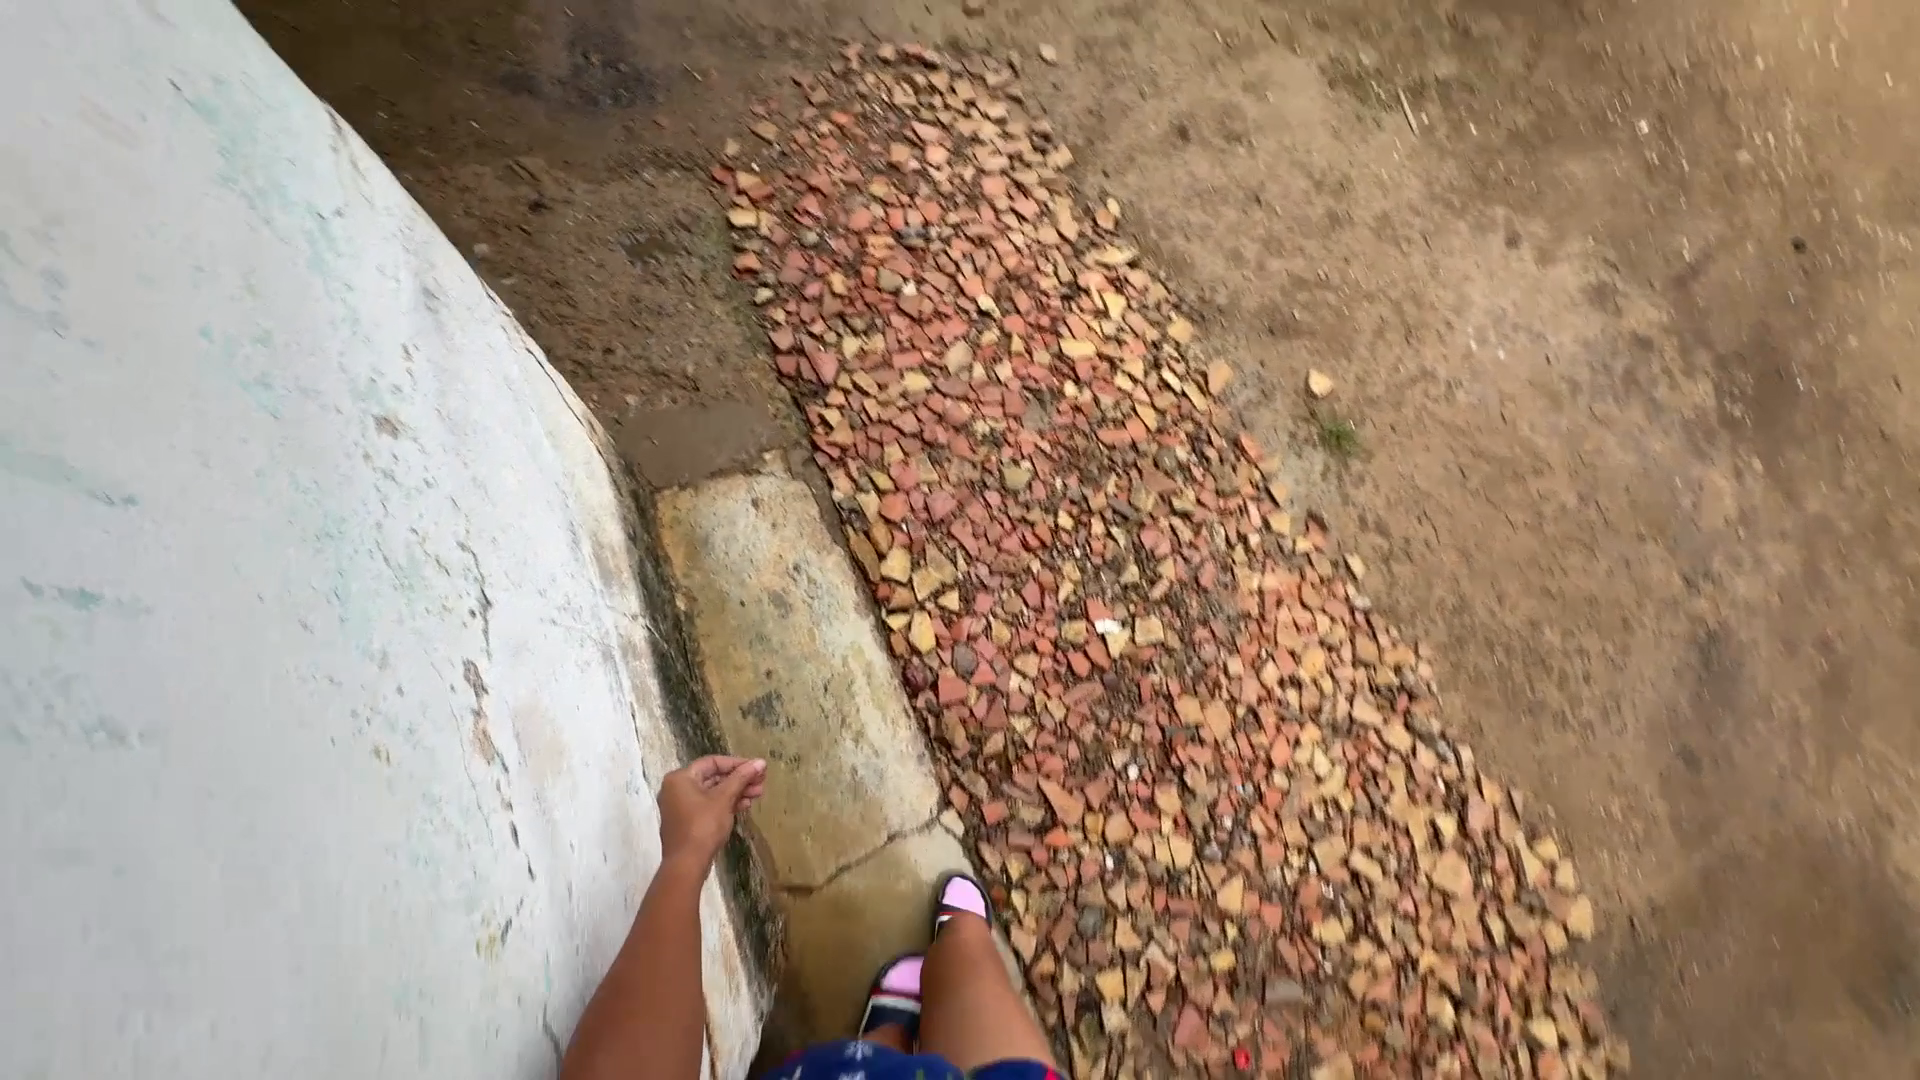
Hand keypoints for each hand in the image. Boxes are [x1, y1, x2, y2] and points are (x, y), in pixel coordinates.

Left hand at [657, 755, 766, 869]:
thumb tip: (760, 762)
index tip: (757, 768)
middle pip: (714, 777)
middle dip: (739, 779)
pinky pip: (709, 805)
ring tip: (758, 794)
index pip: (713, 762)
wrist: (686, 865)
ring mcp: (681, 807)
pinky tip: (745, 806)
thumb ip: (741, 777)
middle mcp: (677, 789)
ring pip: (713, 792)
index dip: (737, 763)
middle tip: (761, 781)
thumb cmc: (703, 826)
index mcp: (680, 778)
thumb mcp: (724, 798)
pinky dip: (726, 804)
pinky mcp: (687, 822)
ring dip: (736, 792)